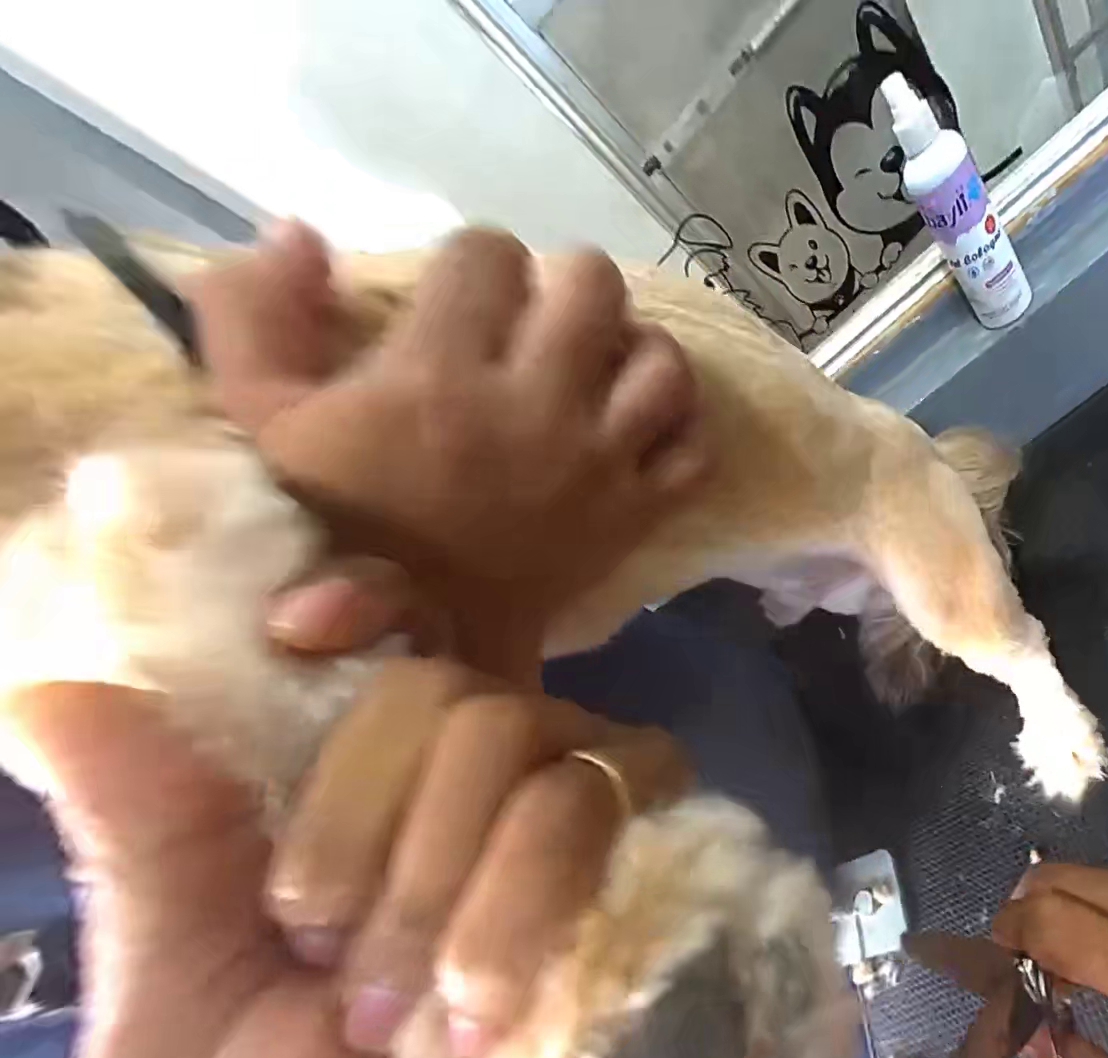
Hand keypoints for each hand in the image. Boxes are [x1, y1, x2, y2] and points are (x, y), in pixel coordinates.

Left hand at [2, 660, 688, 1057]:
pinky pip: (605, 790)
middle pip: (466, 697)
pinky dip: (531, 892)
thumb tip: (57, 691)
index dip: (368, 624)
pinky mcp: (663, 817)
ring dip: (450, 883)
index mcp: (412, 776)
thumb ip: (161, 841)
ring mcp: (598, 778)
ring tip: (428, 1009)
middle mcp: (517, 757)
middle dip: (384, 836)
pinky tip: (498, 994)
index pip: (399, 666)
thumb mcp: (191, 990)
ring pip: (528, 736)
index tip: (306, 653)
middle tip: (350, 972)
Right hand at [188, 223, 708, 677]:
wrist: (422, 626)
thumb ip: (257, 314)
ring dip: (648, 347)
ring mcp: (605, 461)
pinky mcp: (644, 509)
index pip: (489, 258)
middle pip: (596, 292)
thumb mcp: (264, 417)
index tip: (476, 282)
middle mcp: (538, 406)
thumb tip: (300, 229)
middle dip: (577, 278)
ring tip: (619, 354)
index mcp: (439, 374)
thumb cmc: (342, 523)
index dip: (483, 256)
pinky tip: (661, 418)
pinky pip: (699, 453)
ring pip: (665, 369)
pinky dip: (690, 428)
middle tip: (559, 303)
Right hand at [992, 855, 1107, 1057]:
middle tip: (1020, 985)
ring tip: (1062, 979)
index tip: (986, 985)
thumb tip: (1030, 1032)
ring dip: (1053, 916)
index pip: (1050, 922)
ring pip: (1078, 873)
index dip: (1002, 948)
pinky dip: (1088, 907)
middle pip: (1052, 881)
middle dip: (1019, 925)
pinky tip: (1105, 958)